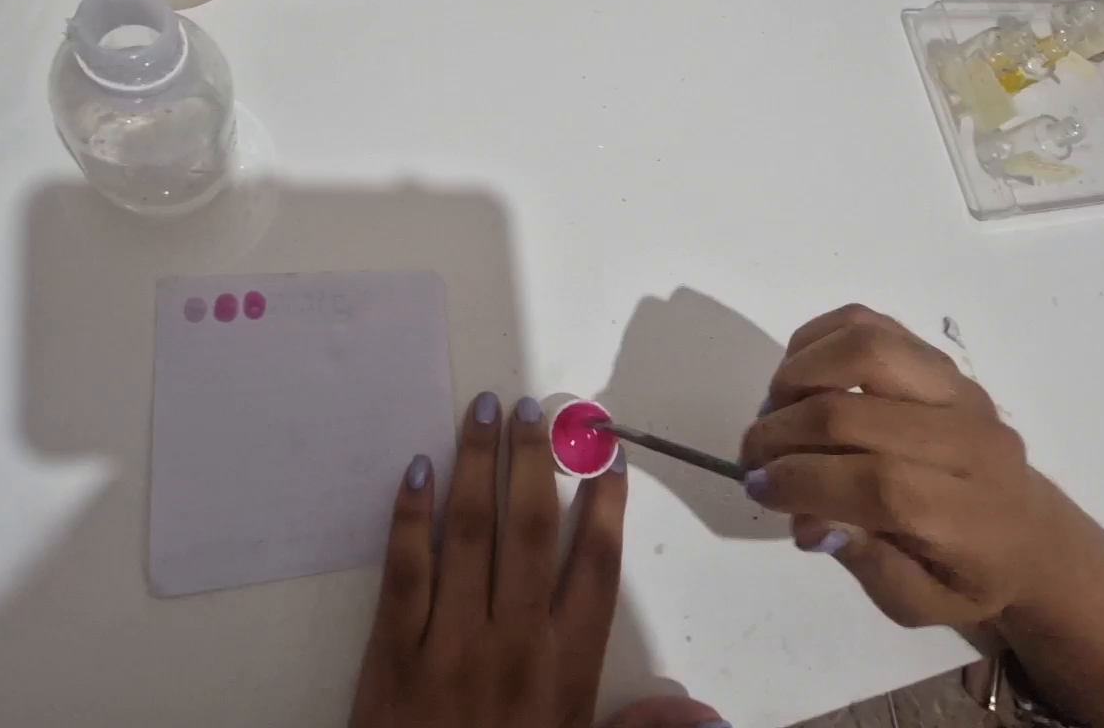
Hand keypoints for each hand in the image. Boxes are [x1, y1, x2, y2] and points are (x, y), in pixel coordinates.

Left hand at [351, 392, 629, 727]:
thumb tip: (709, 712)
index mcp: (564, 666)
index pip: (594, 565)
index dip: (604, 504)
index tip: (606, 455)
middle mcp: (513, 640)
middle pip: (529, 527)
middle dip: (533, 458)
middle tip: (533, 406)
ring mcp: (449, 638)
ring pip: (469, 530)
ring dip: (477, 463)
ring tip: (483, 410)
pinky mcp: (394, 646)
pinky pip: (405, 567)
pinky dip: (410, 514)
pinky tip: (418, 467)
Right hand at [737, 305, 1068, 627]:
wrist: (1025, 531)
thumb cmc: (965, 574)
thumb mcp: (917, 602)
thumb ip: (863, 563)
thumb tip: (807, 519)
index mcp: (972, 514)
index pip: (876, 485)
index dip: (800, 482)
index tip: (758, 488)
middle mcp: (970, 440)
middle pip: (852, 413)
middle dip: (780, 434)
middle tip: (752, 455)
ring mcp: (955, 386)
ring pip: (863, 348)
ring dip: (796, 376)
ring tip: (776, 409)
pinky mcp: (934, 356)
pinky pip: (865, 322)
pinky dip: (814, 340)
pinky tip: (798, 377)